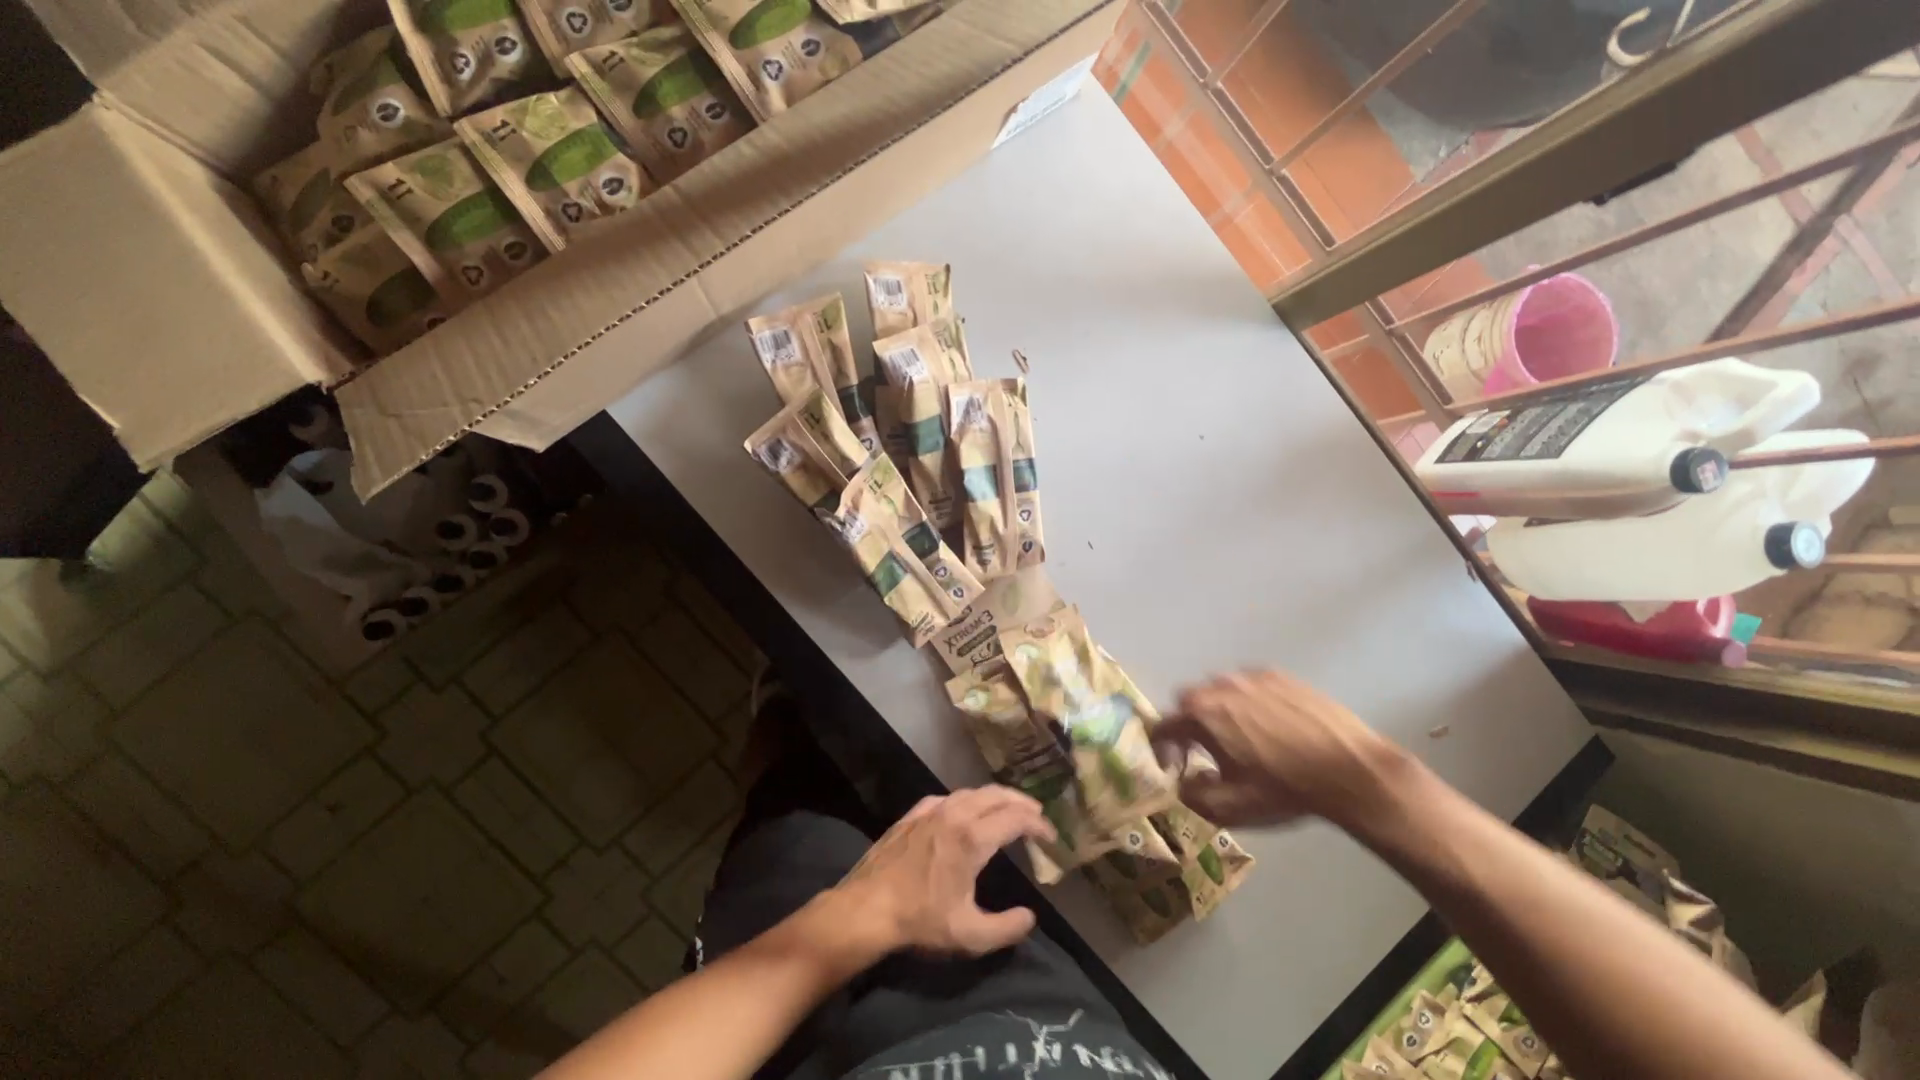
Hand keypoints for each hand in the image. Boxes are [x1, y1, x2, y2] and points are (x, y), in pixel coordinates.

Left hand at [832, 786, 1055, 956]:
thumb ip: (1007, 928)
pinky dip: (967, 800)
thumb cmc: (920, 920)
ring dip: (995, 799)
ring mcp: (929, 811)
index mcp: (972, 838)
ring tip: (1007, 811)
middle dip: (1022, 803)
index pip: (1016, 818)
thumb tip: (1029, 917)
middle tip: (1037, 816)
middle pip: (996, 795)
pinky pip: (947, 798)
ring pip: (971, 792)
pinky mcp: (911, 815)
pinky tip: (966, 812)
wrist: (865, 909)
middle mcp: (954, 814)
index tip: (1051, 837)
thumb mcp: (970, 935)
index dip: (1038, 825)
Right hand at [1151, 671, 1408, 830]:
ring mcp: (1253, 677)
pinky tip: (1270, 727)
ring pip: (1221, 690)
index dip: (1161, 748)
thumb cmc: (1283, 790)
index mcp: (1201, 715)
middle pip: (1189, 702)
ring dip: (1220, 712)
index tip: (1173, 766)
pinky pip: (1251, 687)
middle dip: (1190, 725)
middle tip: (1206, 752)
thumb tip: (1183, 781)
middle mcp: (1221, 686)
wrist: (1349, 770)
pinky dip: (1249, 703)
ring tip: (1241, 739)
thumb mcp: (1230, 808)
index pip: (1162, 726)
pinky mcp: (1281, 677)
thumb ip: (1192, 794)